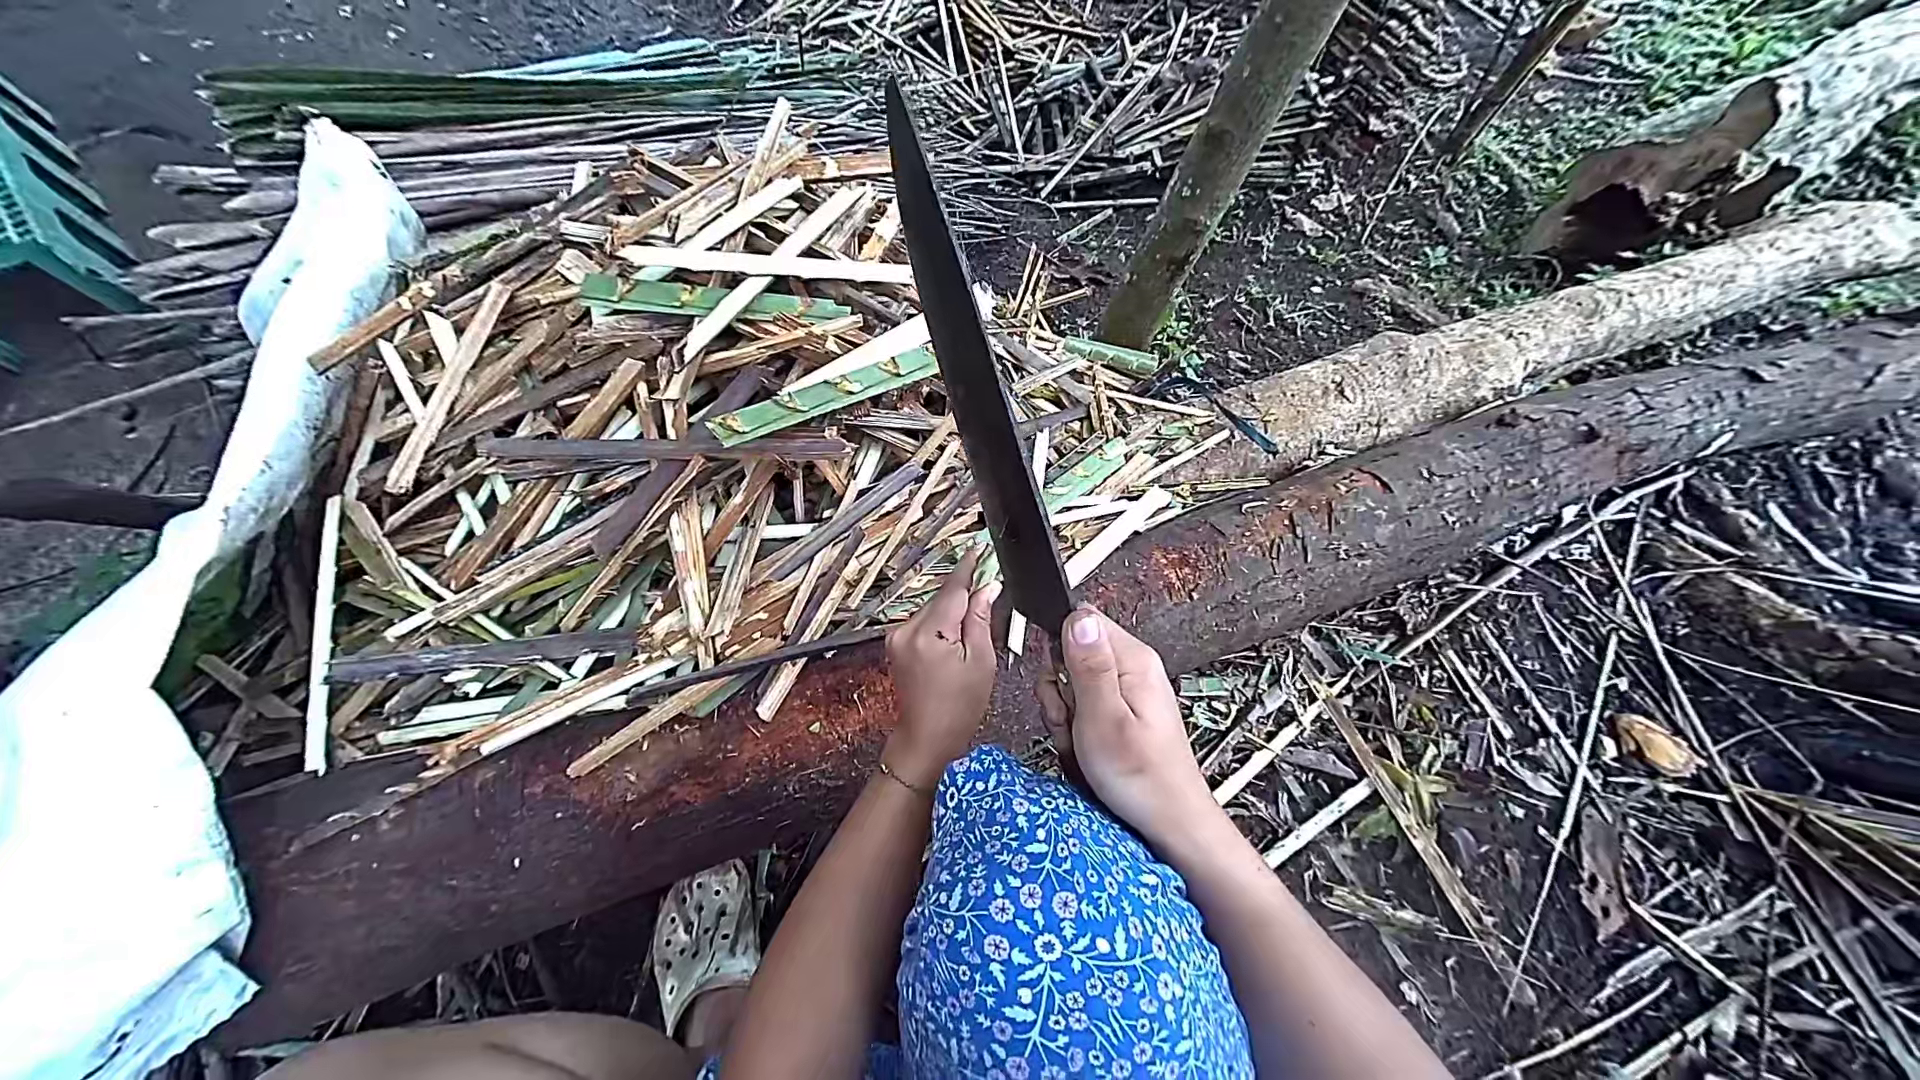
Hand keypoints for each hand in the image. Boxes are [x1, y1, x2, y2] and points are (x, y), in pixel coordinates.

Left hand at [883, 547, 1000, 789]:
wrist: (927, 738)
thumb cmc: (957, 709)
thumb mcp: (981, 661)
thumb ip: (981, 618)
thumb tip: (988, 588)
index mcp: (929, 632)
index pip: (953, 588)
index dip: (970, 567)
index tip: (980, 550)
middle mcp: (907, 629)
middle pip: (943, 598)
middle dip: (965, 602)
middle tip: (988, 614)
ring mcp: (897, 636)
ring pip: (934, 610)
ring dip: (952, 617)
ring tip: (967, 648)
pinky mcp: (896, 643)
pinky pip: (924, 623)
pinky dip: (940, 627)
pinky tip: (952, 650)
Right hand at [1037, 607, 1226, 858]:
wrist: (1168, 823)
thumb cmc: (1142, 779)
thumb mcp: (1104, 719)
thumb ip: (1088, 666)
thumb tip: (1077, 617)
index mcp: (1133, 660)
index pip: (1079, 620)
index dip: (1058, 651)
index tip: (1062, 685)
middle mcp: (1133, 668)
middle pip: (1071, 654)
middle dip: (1059, 690)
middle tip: (1073, 721)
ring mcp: (1127, 690)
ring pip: (1071, 683)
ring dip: (1065, 714)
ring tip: (1082, 741)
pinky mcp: (1121, 710)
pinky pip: (1082, 706)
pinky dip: (1076, 729)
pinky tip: (1087, 748)